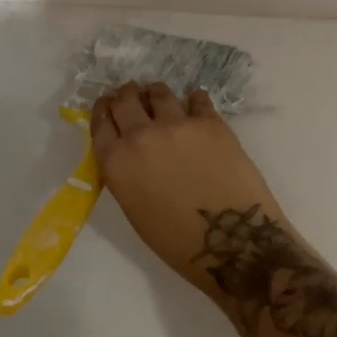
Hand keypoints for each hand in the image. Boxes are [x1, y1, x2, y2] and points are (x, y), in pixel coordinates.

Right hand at [91, 81, 286, 295]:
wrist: (235, 243)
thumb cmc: (179, 243)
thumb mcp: (135, 211)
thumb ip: (126, 174)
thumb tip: (131, 154)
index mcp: (117, 163)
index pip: (101, 121)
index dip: (103, 109)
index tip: (107, 104)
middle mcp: (141, 136)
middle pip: (125, 100)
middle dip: (126, 94)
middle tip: (131, 93)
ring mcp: (176, 125)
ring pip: (159, 92)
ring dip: (156, 93)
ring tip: (160, 95)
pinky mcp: (210, 123)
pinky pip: (197, 98)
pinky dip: (193, 99)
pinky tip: (195, 101)